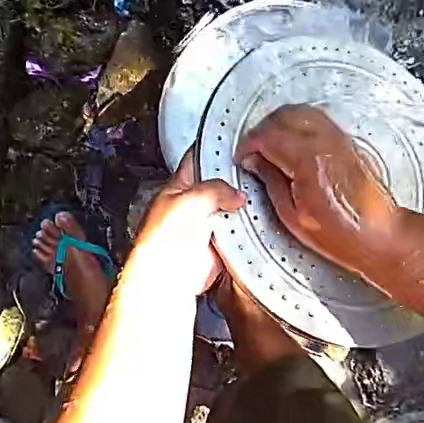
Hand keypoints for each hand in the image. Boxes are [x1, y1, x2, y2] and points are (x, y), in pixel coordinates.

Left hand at [123, 149, 245, 295]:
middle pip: (220, 184)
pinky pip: (238, 234)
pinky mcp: (218, 247)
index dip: (214, 147)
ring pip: (231, 209)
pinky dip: (247, 231)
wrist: (167, 282)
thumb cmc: (163, 241)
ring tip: (260, 197)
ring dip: (243, 208)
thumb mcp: (191, 199)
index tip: (235, 140)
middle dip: (237, 181)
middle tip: (255, 173)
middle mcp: (191, 204)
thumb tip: (236, 193)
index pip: (197, 158)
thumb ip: (216, 189)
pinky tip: (258, 223)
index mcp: (178, 186)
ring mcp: (205, 226)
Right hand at [235, 104, 404, 275]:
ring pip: (299, 111)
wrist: (380, 234)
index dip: (248, 145)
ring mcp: (338, 138)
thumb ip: (271, 182)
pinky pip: (315, 117)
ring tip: (269, 145)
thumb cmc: (343, 233)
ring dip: (279, 123)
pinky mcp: (346, 141)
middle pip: (282, 116)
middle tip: (252, 151)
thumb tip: (256, 163)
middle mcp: (325, 141)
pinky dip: (297, 121)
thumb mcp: (293, 216)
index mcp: (308, 160)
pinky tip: (291, 141)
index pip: (267, 136)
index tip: (242, 157)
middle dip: (261, 130)